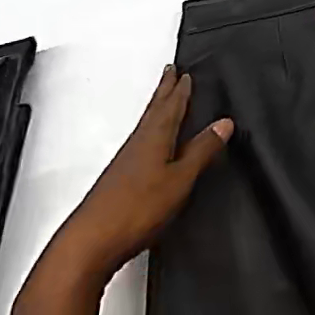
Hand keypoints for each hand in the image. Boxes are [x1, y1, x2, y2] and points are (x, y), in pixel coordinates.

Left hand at [12, 67, 231, 314]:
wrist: (90, 243)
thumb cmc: (135, 209)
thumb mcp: (180, 179)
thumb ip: (202, 150)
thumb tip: (223, 123)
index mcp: (156, 135)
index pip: (172, 104)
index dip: (180, 88)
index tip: (184, 72)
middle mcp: (139, 141)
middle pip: (155, 108)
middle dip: (164, 89)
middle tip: (169, 72)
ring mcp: (126, 160)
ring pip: (146, 123)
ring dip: (157, 108)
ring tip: (163, 100)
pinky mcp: (119, 179)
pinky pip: (140, 142)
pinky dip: (149, 131)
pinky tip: (150, 145)